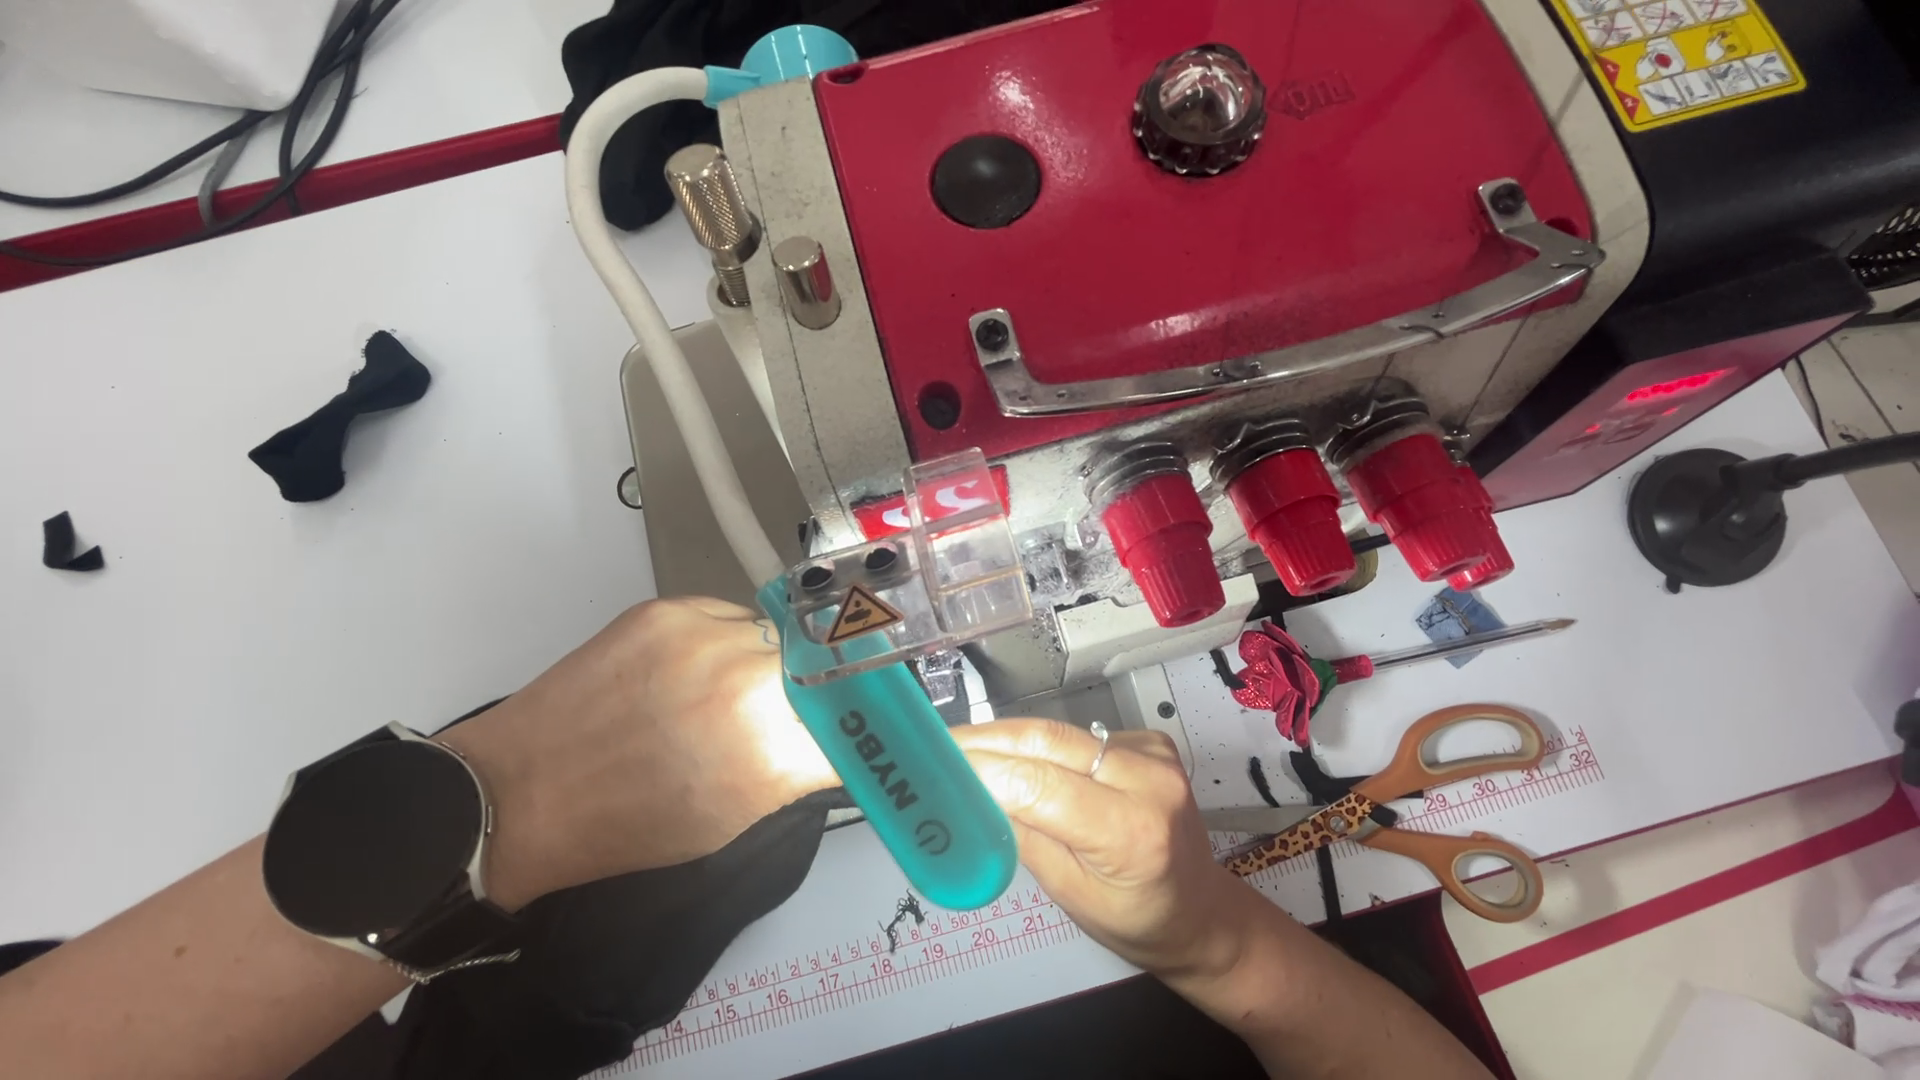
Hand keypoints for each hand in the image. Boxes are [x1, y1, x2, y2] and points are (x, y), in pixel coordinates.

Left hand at [437, 597, 837, 909]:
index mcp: (771, 755)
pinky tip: (698, 668)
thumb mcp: (734, 817)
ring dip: (771, 663)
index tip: (862, 727)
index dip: (863, 725)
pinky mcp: (668, 609)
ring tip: (735, 690)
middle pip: (824, 669)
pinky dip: (728, 641)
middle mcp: (750, 683)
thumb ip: (795, 769)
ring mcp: (707, 636)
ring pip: (777, 636)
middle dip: (816, 691)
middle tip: (792, 710)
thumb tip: (838, 735)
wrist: (521, 792)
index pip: (858, 724)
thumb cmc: (630, 826)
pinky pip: (730, 616)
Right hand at [950, 718, 1255, 979]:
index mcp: (1131, 832)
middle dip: (986, 739)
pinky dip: (1041, 744)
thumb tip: (972, 795)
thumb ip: (1023, 839)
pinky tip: (1019, 759)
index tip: (935, 762)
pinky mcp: (1149, 741)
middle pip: (1048, 741)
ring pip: (1059, 732)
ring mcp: (1152, 754)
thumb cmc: (1139, 922)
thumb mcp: (1072, 897)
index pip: (1041, 786)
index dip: (983, 769)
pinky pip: (1079, 736)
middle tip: (937, 743)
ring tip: (963, 750)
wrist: (1205, 911)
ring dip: (1008, 738)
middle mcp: (1148, 779)